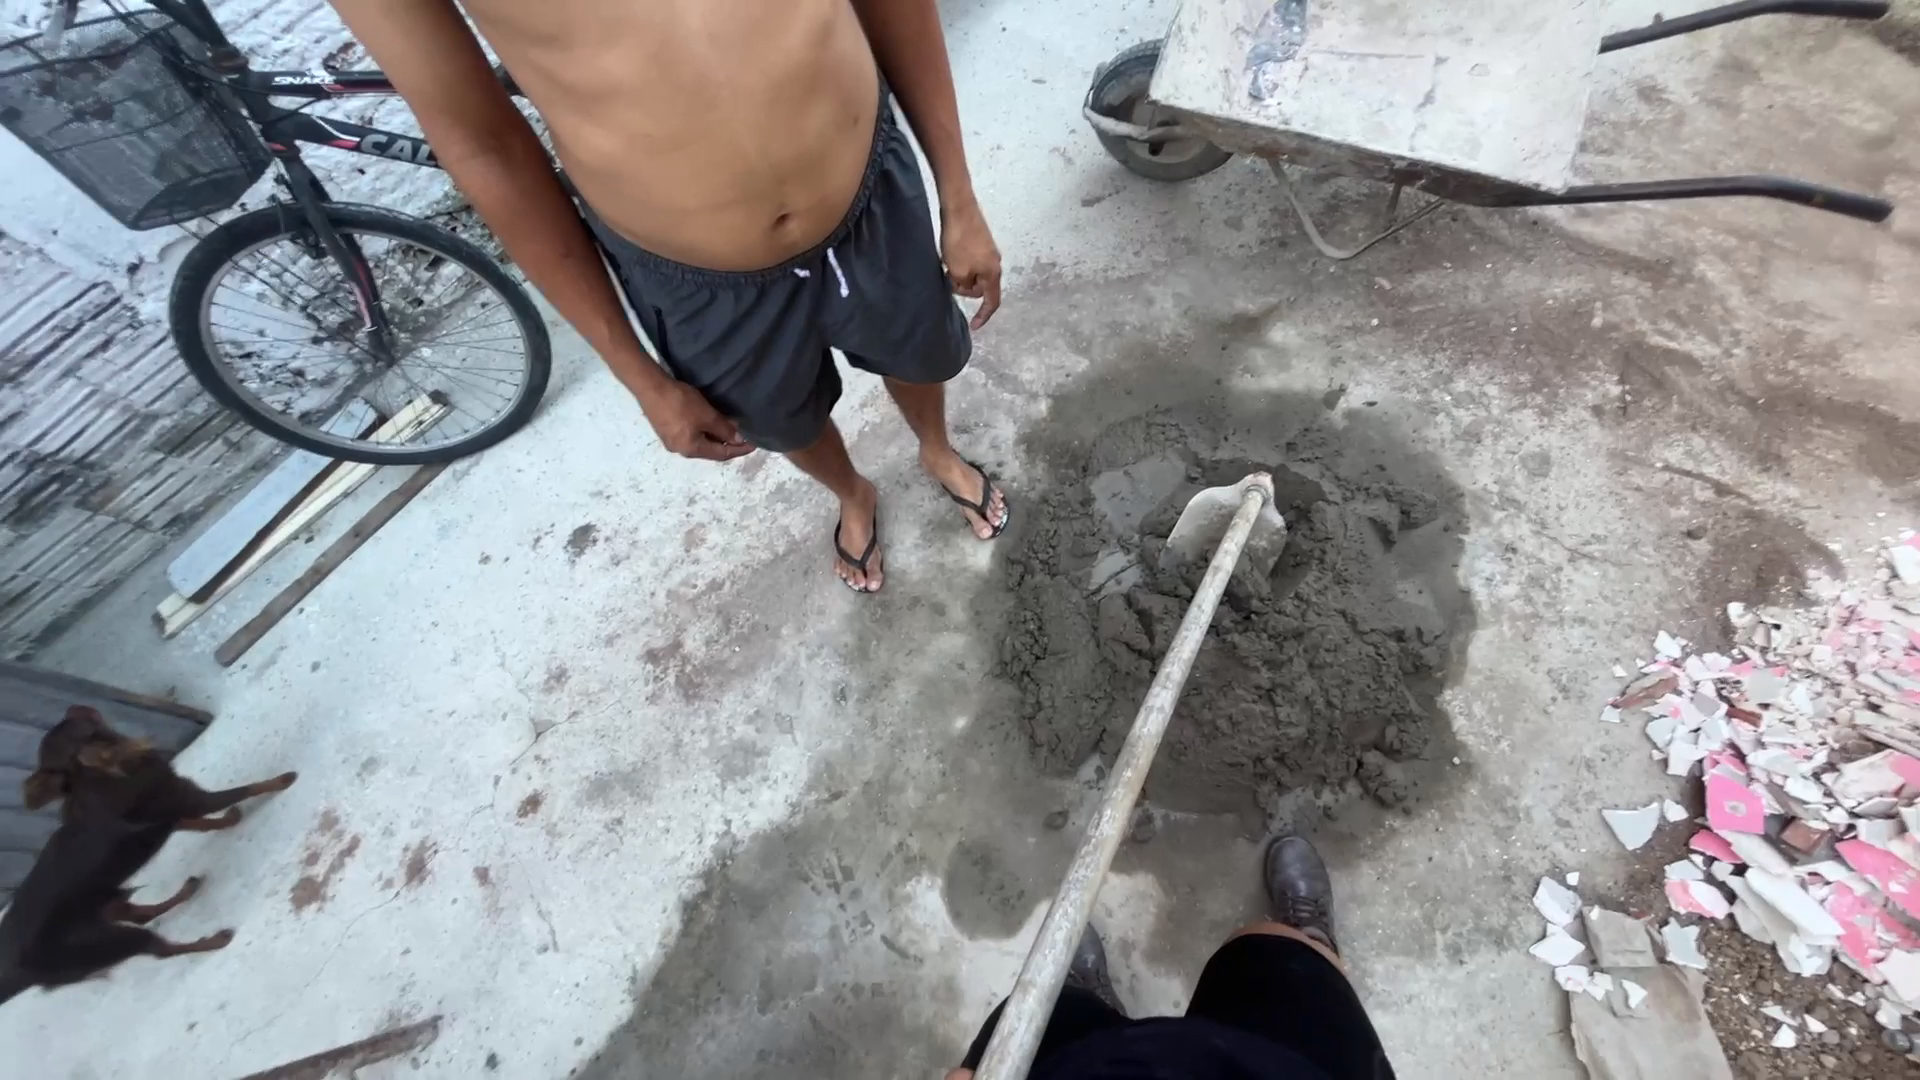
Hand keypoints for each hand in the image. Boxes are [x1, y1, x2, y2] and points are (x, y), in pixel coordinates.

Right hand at [636, 379, 753, 461]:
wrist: (650, 386)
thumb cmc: (681, 403)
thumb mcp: (708, 416)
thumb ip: (724, 430)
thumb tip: (738, 440)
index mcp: (691, 450)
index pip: (722, 454)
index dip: (739, 450)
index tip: (754, 444)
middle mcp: (680, 450)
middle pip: (710, 450)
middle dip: (727, 443)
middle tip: (743, 435)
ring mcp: (671, 440)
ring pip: (700, 442)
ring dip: (716, 436)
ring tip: (729, 427)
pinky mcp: (665, 429)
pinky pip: (691, 435)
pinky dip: (704, 431)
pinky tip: (711, 422)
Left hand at [941, 198, 1001, 329]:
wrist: (959, 207)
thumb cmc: (959, 241)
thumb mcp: (958, 272)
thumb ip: (964, 286)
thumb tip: (965, 284)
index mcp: (993, 274)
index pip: (992, 302)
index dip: (983, 316)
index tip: (974, 327)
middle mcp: (995, 263)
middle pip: (981, 288)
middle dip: (965, 289)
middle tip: (948, 280)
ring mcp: (989, 251)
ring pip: (974, 274)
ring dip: (961, 275)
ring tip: (947, 265)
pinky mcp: (981, 241)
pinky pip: (972, 262)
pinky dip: (961, 265)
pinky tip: (949, 256)